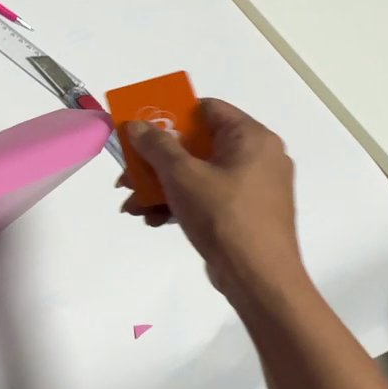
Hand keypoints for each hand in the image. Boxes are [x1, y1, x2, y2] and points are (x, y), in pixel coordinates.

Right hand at [118, 98, 305, 304]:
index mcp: (251, 138)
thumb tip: (137, 124)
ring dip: (160, 184)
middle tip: (129, 172)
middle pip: (196, 143)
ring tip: (134, 204)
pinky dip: (179, 201)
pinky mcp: (246, 211)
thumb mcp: (182, 175)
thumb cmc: (223, 216)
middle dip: (156, 159)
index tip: (141, 129)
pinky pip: (206, 194)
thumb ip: (156, 145)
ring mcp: (253, 186)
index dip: (170, 114)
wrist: (259, 279)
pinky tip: (153, 218)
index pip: (206, 108)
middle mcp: (258, 156)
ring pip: (196, 172)